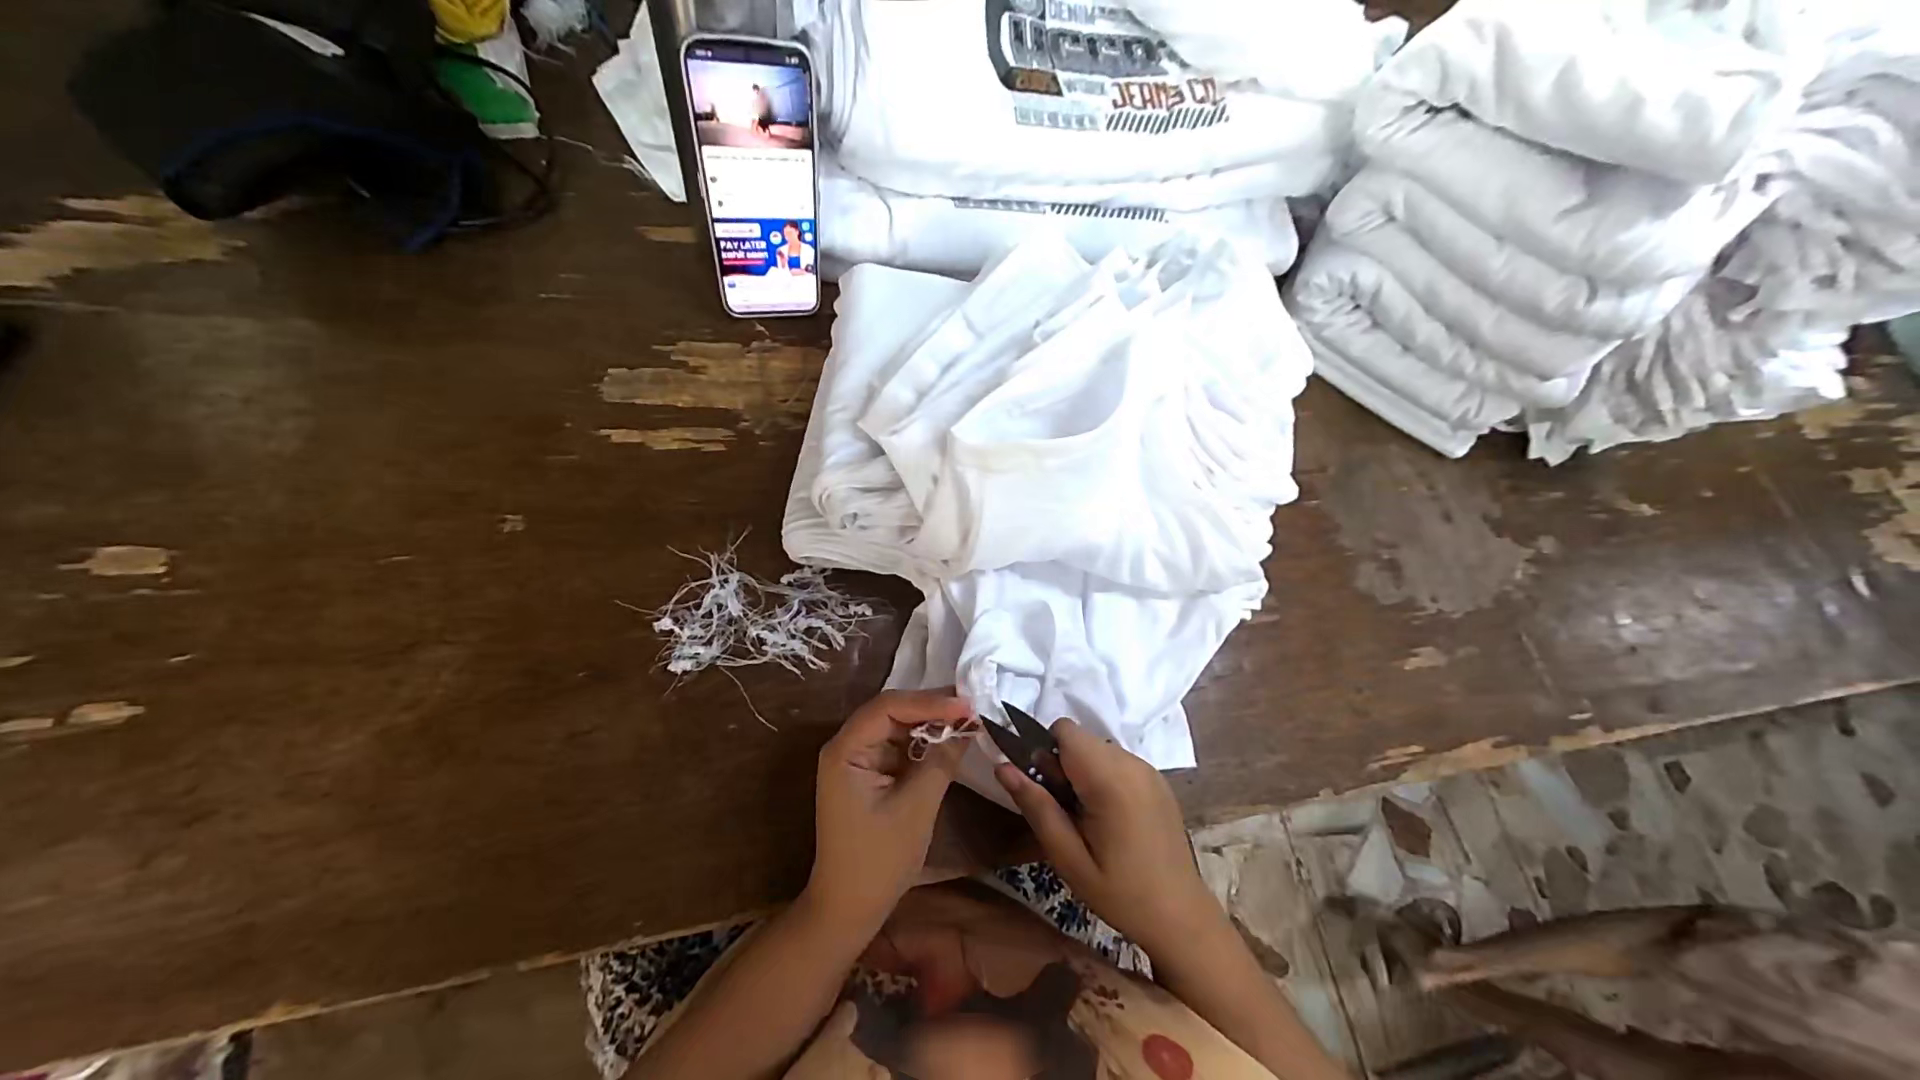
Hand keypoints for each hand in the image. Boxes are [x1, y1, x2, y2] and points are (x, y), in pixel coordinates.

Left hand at [806, 689, 973, 929]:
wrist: (849, 906)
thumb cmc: (879, 859)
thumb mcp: (916, 807)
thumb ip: (940, 761)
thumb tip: (967, 725)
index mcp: (845, 750)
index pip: (887, 707)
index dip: (928, 701)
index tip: (966, 704)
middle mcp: (847, 746)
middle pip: (891, 711)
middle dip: (931, 707)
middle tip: (972, 704)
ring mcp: (858, 760)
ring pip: (898, 726)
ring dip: (931, 722)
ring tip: (967, 716)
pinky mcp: (871, 773)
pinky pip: (900, 746)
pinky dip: (925, 742)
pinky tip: (951, 738)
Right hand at [995, 718, 1223, 959]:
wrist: (1180, 916)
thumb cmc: (1120, 893)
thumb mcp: (1067, 858)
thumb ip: (1036, 806)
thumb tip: (1001, 766)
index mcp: (1110, 779)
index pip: (1063, 730)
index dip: (1045, 753)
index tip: (1046, 793)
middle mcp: (1132, 763)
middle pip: (1079, 739)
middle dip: (1061, 765)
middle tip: (1065, 814)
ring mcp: (1149, 769)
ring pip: (1096, 749)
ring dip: (1081, 772)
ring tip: (1086, 819)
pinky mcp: (1157, 780)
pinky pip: (1116, 761)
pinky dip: (1102, 778)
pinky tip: (1108, 819)